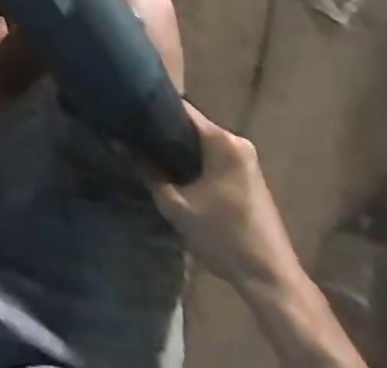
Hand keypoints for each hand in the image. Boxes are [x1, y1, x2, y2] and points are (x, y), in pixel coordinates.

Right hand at [145, 100, 299, 289]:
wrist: (268, 277)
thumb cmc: (222, 238)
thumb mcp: (177, 206)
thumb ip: (147, 172)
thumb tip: (118, 144)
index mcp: (222, 141)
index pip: (183, 109)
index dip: (155, 110)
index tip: (131, 114)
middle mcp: (237, 140)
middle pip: (194, 126)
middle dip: (166, 132)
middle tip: (136, 138)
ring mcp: (247, 157)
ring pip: (205, 142)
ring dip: (182, 149)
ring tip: (150, 153)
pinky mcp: (250, 174)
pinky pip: (217, 156)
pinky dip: (198, 160)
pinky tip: (178, 172)